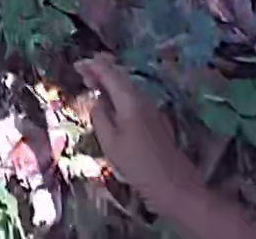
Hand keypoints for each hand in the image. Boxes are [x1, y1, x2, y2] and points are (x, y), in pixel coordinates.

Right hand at [75, 54, 201, 203]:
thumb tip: (96, 100)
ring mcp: (151, 108)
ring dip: (110, 80)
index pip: (107, 71)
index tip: (75, 66)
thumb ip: (99, 115)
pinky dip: (119, 91)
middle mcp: (141, 98)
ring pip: (127, 84)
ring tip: (94, 84)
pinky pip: (133, 95)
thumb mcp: (110, 142)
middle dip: (100, 69)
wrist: (180, 190)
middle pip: (119, 73)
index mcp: (128, 99)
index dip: (90, 65)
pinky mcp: (156, 119)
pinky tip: (112, 102)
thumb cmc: (140, 166)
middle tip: (82, 72)